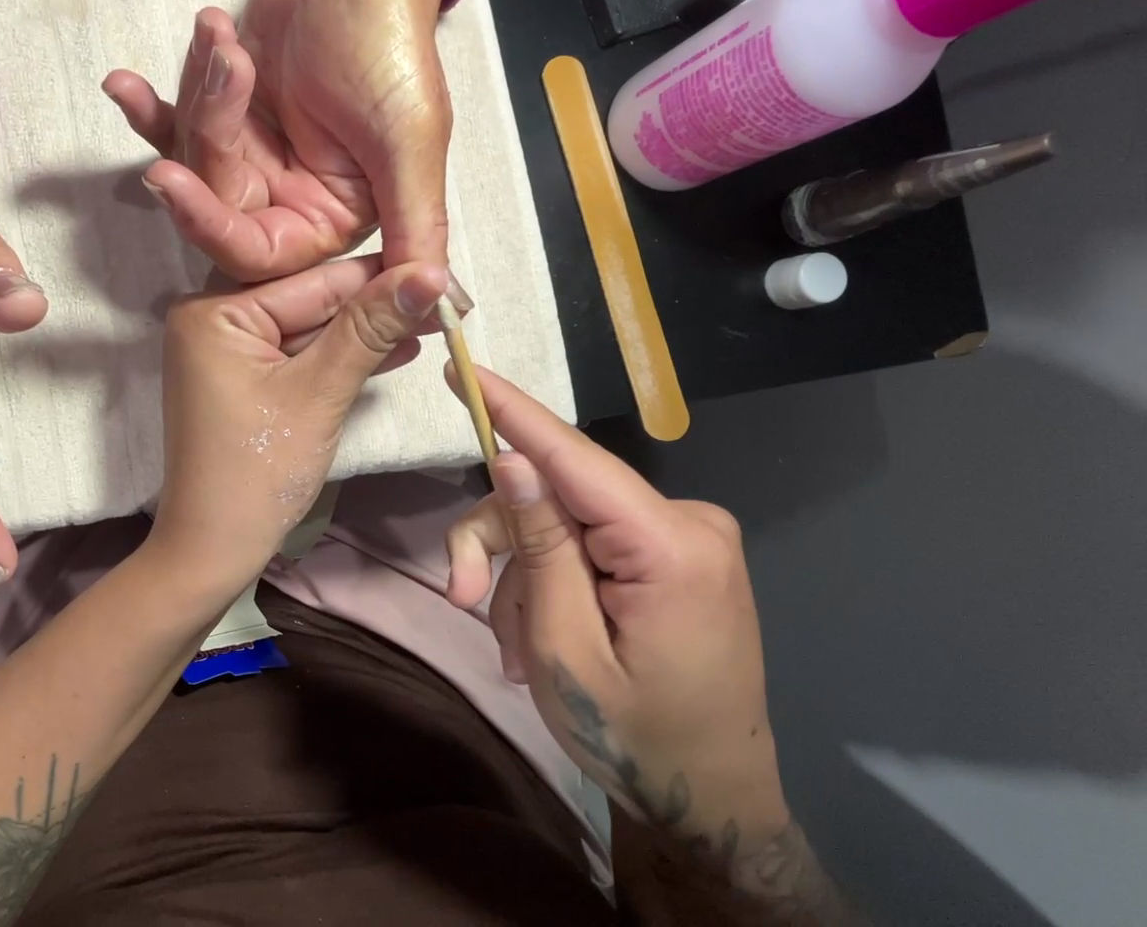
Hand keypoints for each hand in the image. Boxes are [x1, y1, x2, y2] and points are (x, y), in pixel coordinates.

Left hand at [104, 0, 463, 280]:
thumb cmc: (391, 50)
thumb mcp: (409, 143)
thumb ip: (415, 226)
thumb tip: (436, 303)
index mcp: (327, 221)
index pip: (256, 253)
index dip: (210, 225)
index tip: (170, 179)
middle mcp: (284, 202)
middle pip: (214, 202)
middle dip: (209, 135)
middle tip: (222, 70)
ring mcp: (248, 162)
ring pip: (193, 158)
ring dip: (200, 95)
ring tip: (222, 34)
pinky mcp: (221, 124)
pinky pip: (175, 129)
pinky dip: (150, 107)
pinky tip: (124, 86)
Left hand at [147, 256, 447, 576]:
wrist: (212, 546)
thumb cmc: (257, 472)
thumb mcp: (319, 394)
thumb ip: (371, 329)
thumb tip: (431, 273)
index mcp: (214, 310)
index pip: (315, 280)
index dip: (386, 275)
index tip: (447, 273)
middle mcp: (211, 315)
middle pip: (310, 296)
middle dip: (378, 302)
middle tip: (449, 299)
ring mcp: (224, 345)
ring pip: (309, 324)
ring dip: (368, 329)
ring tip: (434, 323)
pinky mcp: (240, 373)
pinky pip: (297, 350)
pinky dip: (341, 354)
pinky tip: (398, 347)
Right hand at [443, 367, 789, 851]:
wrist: (707, 801)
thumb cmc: (632, 735)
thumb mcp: (564, 647)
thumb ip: (540, 546)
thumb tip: (512, 460)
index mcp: (670, 546)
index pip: (574, 458)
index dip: (512, 410)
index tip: (464, 366)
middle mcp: (686, 523)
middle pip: (555, 498)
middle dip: (499, 545)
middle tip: (460, 597)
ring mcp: (683, 539)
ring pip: (562, 525)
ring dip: (522, 579)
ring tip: (517, 651)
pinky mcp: (672, 557)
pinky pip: (586, 545)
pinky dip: (550, 585)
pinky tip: (541, 641)